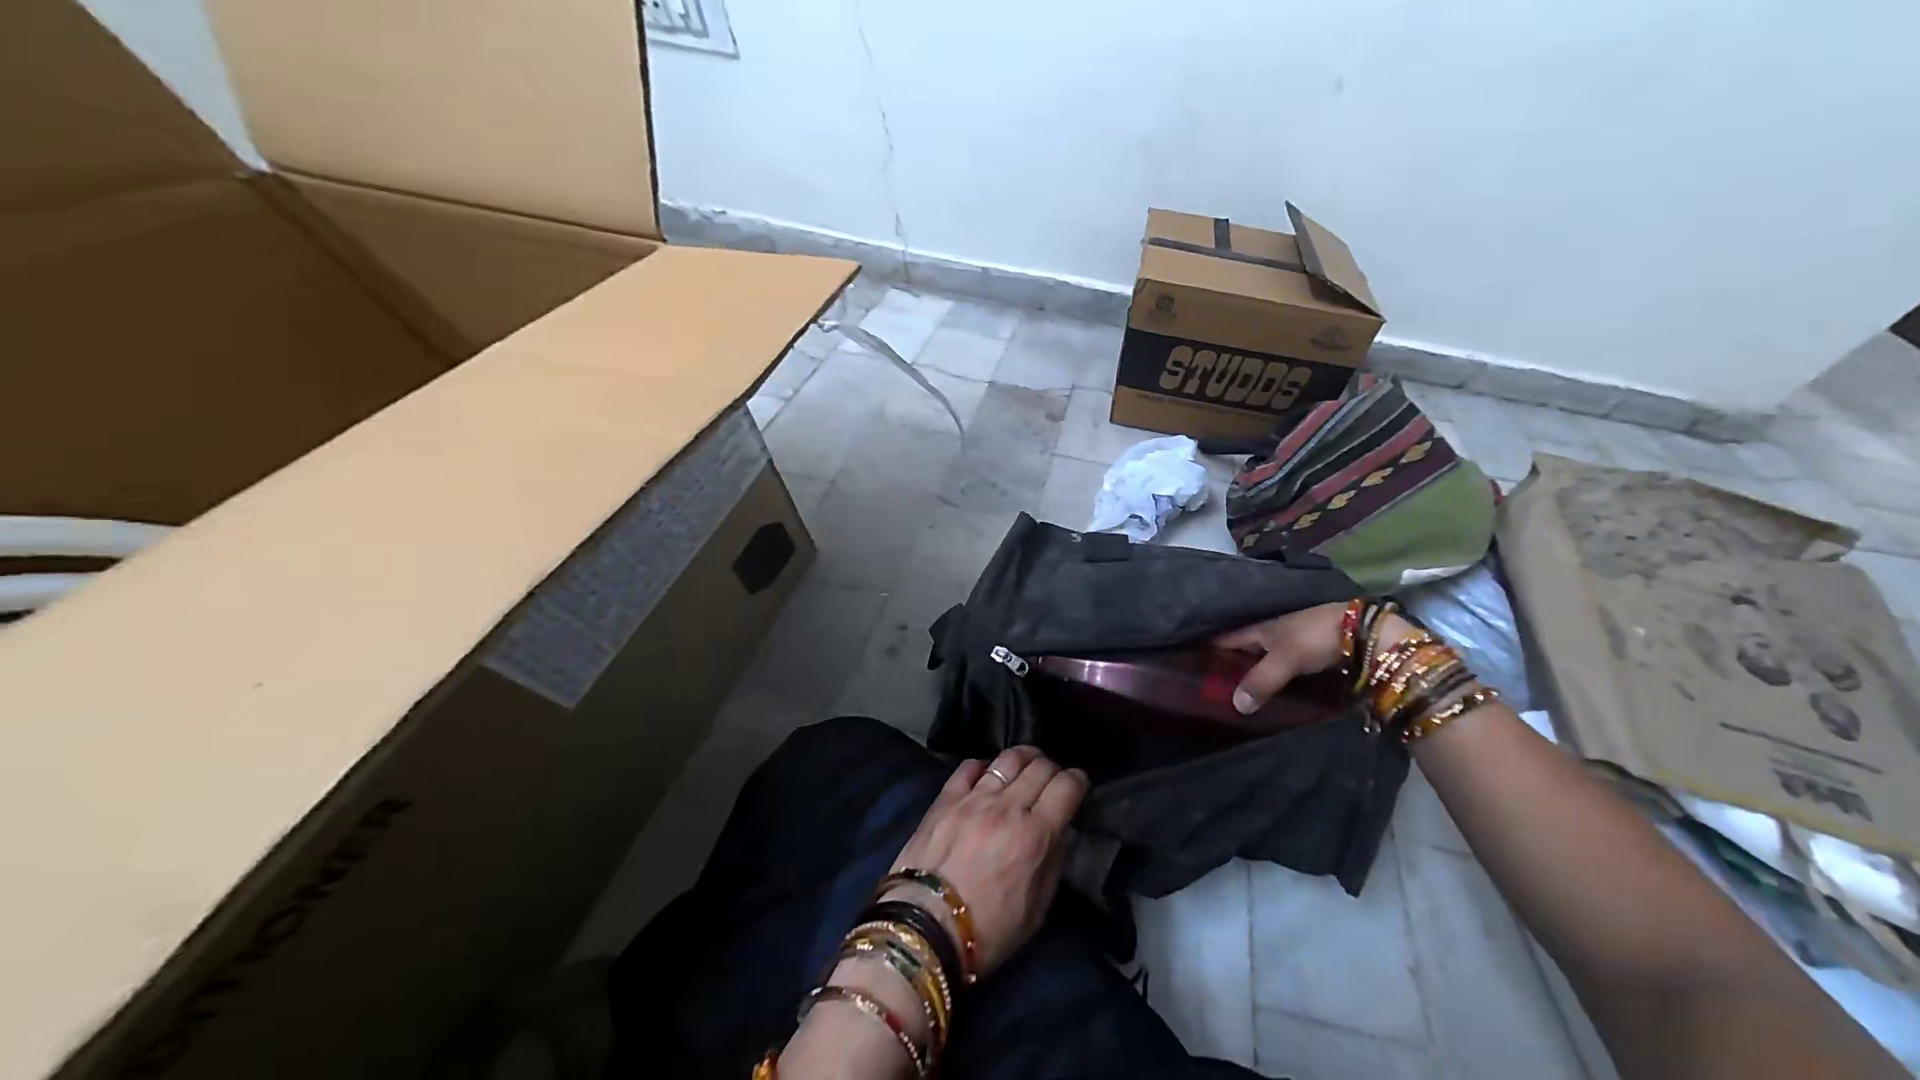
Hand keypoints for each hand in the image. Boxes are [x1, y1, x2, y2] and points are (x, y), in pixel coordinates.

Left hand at [885, 746, 1086, 978]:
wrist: (925, 926)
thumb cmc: (988, 930)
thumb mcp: (1036, 910)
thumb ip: (1054, 864)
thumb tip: (1063, 831)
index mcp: (1036, 834)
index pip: (1066, 787)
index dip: (1078, 781)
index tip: (1079, 785)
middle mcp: (1008, 807)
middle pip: (1039, 767)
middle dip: (1053, 768)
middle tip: (1053, 779)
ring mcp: (974, 798)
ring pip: (1007, 758)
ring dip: (1024, 758)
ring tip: (1027, 765)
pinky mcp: (946, 798)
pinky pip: (969, 766)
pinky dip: (984, 765)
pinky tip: (987, 774)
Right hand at [1216, 602, 1416, 712]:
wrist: (1365, 633)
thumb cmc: (1315, 637)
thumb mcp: (1284, 659)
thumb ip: (1260, 681)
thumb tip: (1235, 706)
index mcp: (1259, 628)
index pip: (1224, 639)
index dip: (1207, 651)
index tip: (1190, 667)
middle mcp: (1271, 634)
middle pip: (1242, 651)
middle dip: (1228, 667)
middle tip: (1211, 690)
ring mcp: (1292, 645)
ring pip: (1263, 662)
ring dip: (1252, 676)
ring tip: (1237, 697)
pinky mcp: (1310, 657)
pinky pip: (1281, 671)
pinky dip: (1273, 681)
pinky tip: (1268, 693)